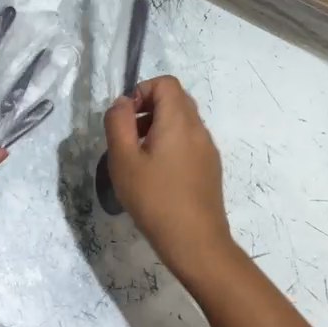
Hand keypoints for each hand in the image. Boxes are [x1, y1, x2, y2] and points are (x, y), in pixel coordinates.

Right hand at [104, 75, 239, 278]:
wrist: (195, 243)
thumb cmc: (154, 199)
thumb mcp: (124, 160)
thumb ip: (118, 123)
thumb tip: (122, 103)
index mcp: (179, 121)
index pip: (166, 83)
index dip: (142, 90)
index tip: (125, 117)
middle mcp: (198, 129)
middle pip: (175, 100)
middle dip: (147, 108)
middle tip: (127, 136)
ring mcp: (207, 149)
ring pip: (182, 121)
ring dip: (157, 127)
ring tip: (138, 158)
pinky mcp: (210, 168)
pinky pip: (188, 141)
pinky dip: (170, 144)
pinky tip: (156, 175)